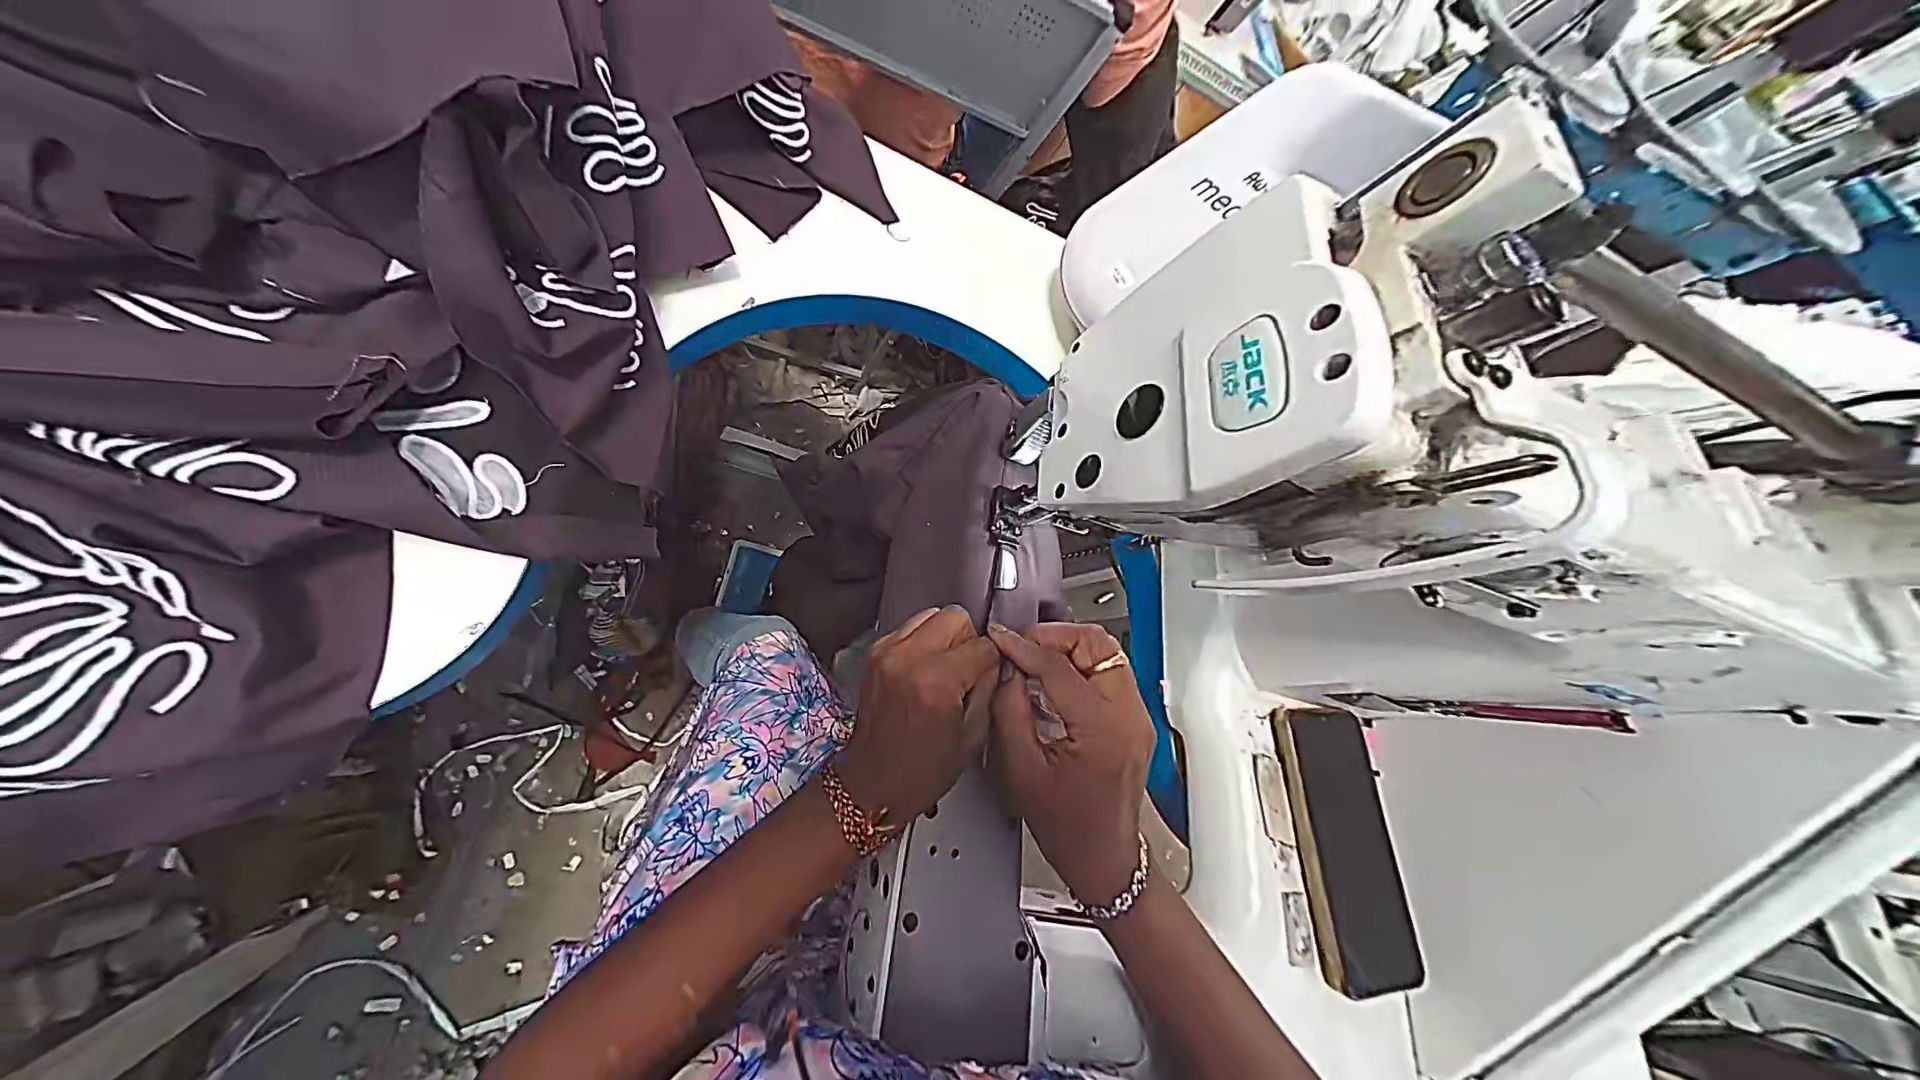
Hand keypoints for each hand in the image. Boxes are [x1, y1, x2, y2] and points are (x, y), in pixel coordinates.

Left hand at [836, 606, 1000, 825]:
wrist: (872, 782)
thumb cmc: (919, 771)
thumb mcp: (972, 736)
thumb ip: (989, 689)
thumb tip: (996, 662)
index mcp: (935, 682)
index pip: (983, 645)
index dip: (992, 662)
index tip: (990, 676)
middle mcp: (907, 659)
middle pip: (957, 617)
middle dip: (969, 640)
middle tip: (967, 669)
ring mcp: (887, 653)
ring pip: (932, 614)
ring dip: (945, 636)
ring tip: (944, 668)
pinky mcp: (875, 654)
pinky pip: (910, 627)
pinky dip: (923, 641)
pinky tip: (925, 669)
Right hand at [987, 623, 1155, 905]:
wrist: (1104, 858)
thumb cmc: (1067, 827)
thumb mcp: (1021, 769)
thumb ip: (1010, 709)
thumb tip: (1006, 669)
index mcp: (1102, 729)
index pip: (1059, 666)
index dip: (1023, 647)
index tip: (1000, 638)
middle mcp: (1129, 716)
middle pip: (1095, 644)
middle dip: (1054, 637)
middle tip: (1022, 647)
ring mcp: (1137, 717)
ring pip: (1106, 653)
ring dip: (1068, 649)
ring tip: (1034, 664)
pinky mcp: (1135, 720)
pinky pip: (1109, 673)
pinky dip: (1079, 666)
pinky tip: (1052, 683)